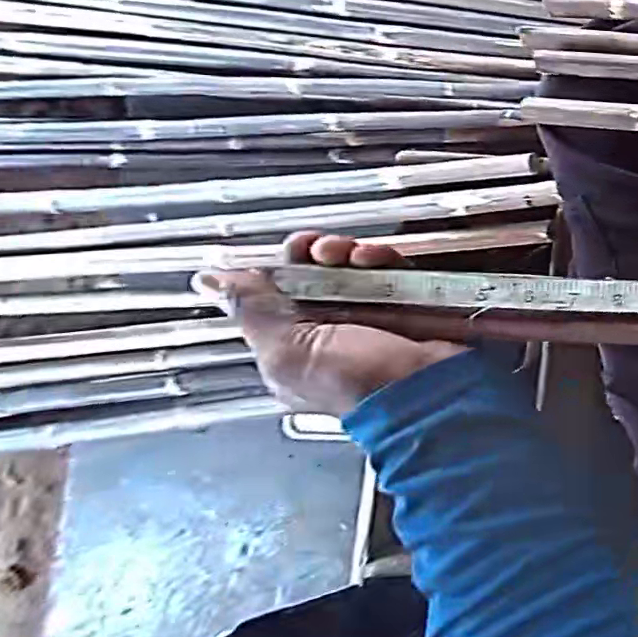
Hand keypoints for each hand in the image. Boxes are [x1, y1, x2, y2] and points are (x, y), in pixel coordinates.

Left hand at [195, 231, 467, 415]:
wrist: (427, 385)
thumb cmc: (358, 383)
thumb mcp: (289, 350)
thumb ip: (253, 311)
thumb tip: (210, 280)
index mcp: (299, 346)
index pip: (282, 294)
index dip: (283, 268)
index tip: (290, 253)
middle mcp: (336, 327)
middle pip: (319, 274)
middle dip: (317, 255)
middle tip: (322, 251)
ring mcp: (374, 313)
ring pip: (355, 267)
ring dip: (349, 252)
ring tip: (352, 256)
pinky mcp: (409, 301)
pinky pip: (393, 267)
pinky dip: (383, 257)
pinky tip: (377, 259)